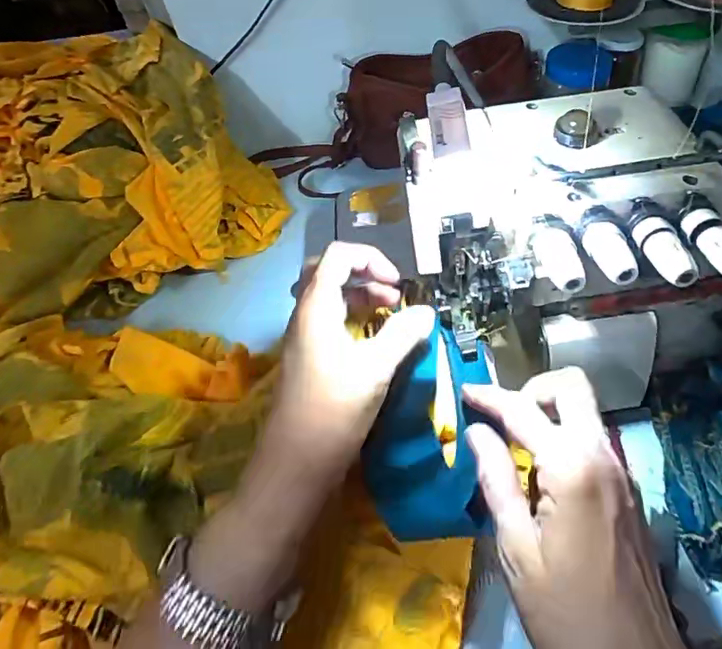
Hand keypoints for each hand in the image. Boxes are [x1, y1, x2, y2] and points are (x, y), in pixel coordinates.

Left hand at [264, 241, 436, 482]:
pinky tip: (376, 340)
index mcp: (317, 306)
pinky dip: (354, 318)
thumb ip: (403, 334)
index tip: (398, 285)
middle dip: (366, 275)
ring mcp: (304, 335)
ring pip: (331, 296)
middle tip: (394, 296)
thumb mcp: (376, 369)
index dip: (371, 259)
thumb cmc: (334, 411)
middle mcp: (305, 314)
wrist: (294, 465)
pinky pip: (330, 319)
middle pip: (332, 271)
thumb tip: (427, 311)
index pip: (339, 255)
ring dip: (362, 296)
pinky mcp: (308, 356)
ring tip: (392, 316)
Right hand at [464, 370, 685, 648]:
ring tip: (518, 447)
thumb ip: (496, 481)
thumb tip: (476, 432)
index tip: (464, 391)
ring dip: (552, 412)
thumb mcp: (518, 551)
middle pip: (572, 386)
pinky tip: (546, 476)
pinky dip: (568, 436)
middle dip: (532, 389)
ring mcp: (622, 470)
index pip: (524, 410)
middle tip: (503, 417)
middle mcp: (603, 454)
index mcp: (572, 466)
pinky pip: (595, 439)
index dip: (490, 396)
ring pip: (586, 410)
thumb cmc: (566, 612)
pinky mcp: (629, 489)